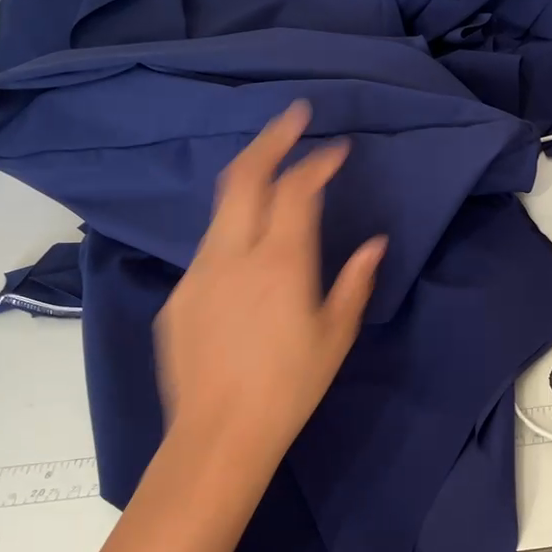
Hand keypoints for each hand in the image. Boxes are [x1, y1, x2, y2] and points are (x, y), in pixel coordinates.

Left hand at [155, 101, 385, 459]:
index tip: (337, 147)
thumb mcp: (337, 334)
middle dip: (270, 139)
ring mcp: (199, 272)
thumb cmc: (291, 385)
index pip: (296, 189)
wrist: (219, 434)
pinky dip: (235, 228)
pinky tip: (251, 248)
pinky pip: (210, 246)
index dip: (317, 160)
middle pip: (245, 177)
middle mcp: (233, 255)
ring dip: (251, 180)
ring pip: (222, 207)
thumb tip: (372, 243)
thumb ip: (355, 280)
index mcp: (280, 262)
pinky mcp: (179, 294)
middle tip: (293, 116)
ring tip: (275, 171)